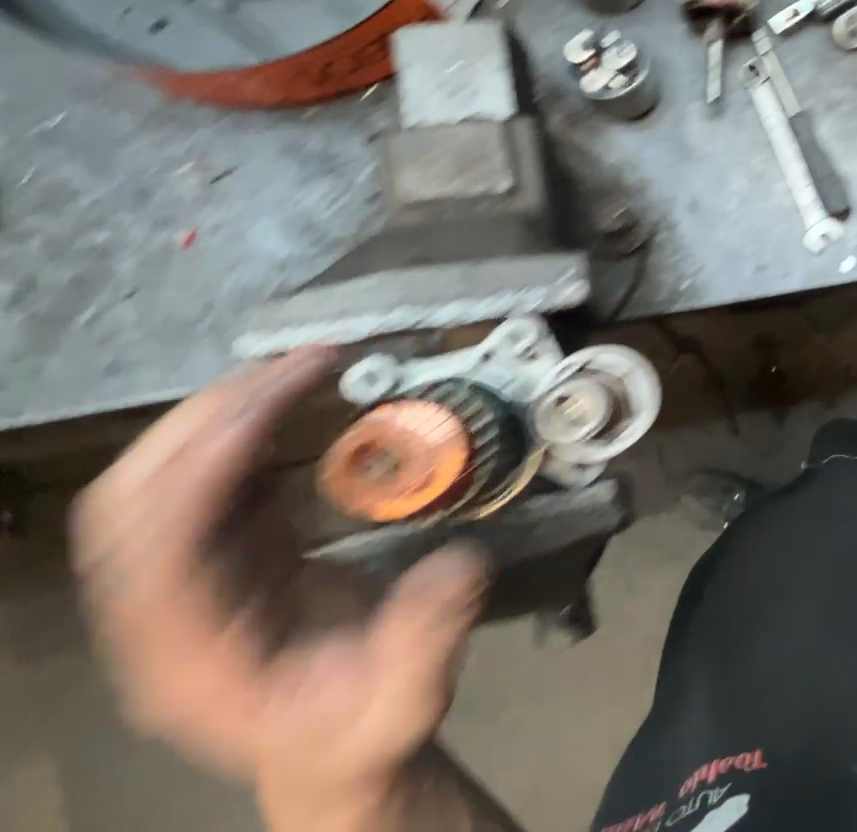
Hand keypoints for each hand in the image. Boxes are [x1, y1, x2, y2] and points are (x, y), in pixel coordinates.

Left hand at [70, 347, 487, 815]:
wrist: (340, 748)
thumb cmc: (363, 732)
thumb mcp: (404, 702)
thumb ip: (426, 637)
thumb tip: (464, 560)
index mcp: (185, 654)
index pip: (155, 547)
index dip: (201, 470)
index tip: (273, 407)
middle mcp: (164, 609)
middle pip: (135, 499)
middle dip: (206, 420)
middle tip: (297, 366)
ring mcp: (188, 578)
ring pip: (164, 479)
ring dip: (224, 414)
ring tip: (301, 368)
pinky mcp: (225, 555)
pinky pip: (212, 481)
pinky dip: (244, 432)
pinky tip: (295, 403)